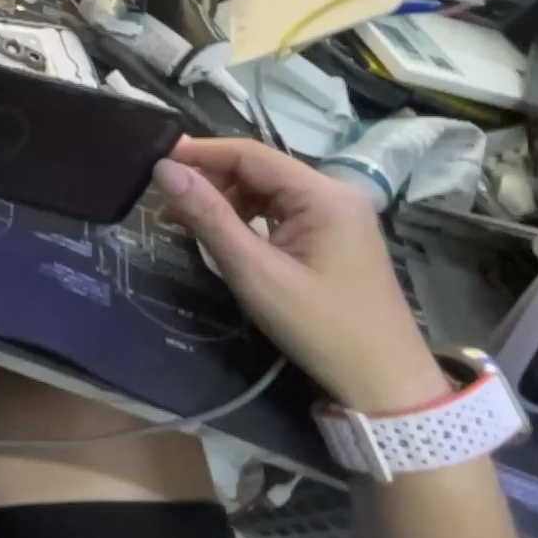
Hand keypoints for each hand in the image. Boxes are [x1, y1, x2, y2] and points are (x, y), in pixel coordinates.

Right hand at [154, 139, 448, 414]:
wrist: (384, 384)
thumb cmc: (319, 327)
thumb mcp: (254, 271)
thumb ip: (208, 216)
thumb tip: (163, 169)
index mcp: (323, 195)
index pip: (249, 153)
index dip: (198, 153)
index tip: (152, 163)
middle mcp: (333, 192)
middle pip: (256, 168)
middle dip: (207, 181)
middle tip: (162, 205)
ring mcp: (335, 213)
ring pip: (262, 188)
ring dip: (220, 200)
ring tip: (180, 223)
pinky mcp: (330, 233)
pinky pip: (276, 209)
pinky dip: (241, 216)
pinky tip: (216, 234)